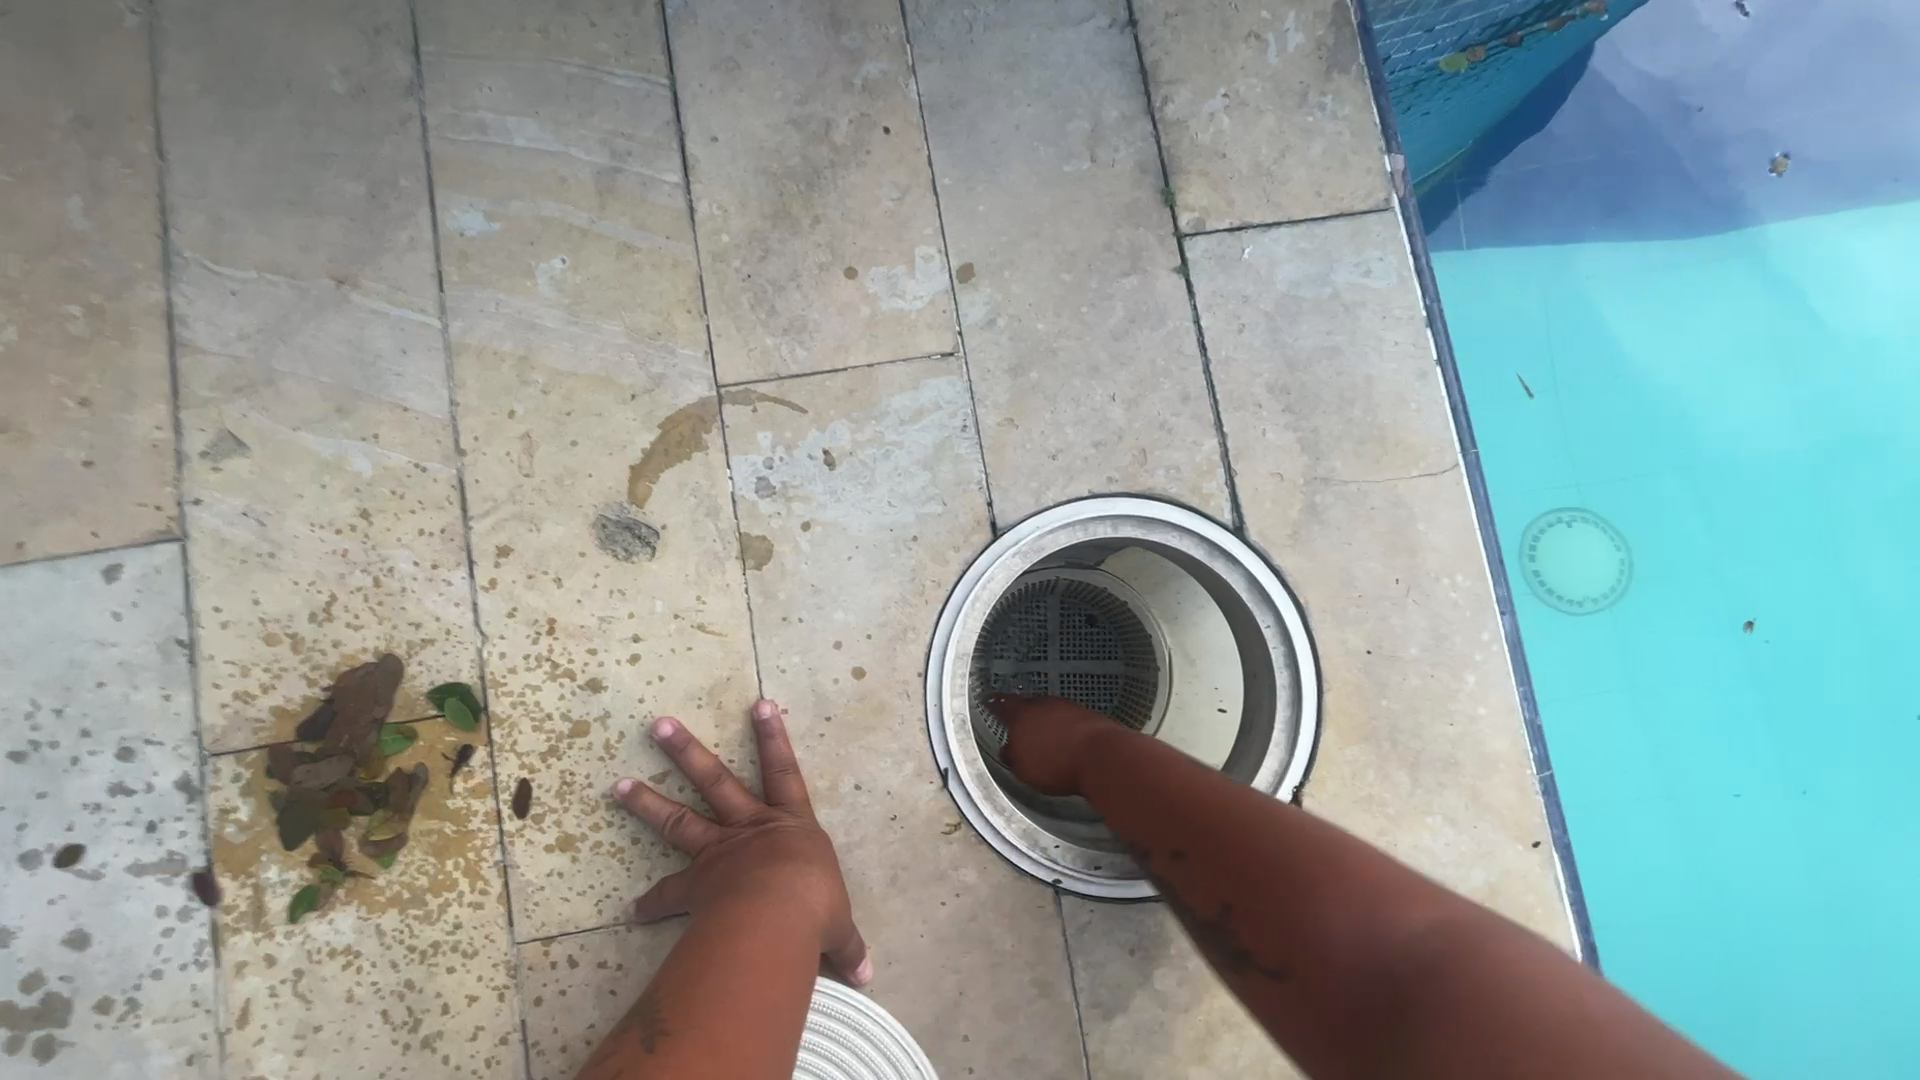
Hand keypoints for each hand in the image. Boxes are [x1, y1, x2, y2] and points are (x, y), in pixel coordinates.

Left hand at [613, 698, 870, 986]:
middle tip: (658, 724)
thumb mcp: (838, 926)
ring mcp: (720, 853)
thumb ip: (846, 945)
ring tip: (617, 785)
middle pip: (715, 780)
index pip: (784, 771)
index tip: (759, 703)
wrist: (779, 918)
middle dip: (687, 751)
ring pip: (679, 820)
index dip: (773, 737)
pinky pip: (669, 892)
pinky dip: (652, 901)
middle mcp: (752, 828)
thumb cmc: (816, 907)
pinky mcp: (696, 886)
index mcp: (792, 826)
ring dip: (647, 802)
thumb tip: (867, 975)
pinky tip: (633, 907)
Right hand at [988, 694, 1128, 796]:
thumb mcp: (1024, 768)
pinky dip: (1064, 728)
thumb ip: (1012, 756)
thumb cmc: (1057, 763)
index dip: (994, 704)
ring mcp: (1067, 708)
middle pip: (1027, 705)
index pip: (1002, 705)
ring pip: (1049, 711)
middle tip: (1017, 720)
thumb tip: (1008, 750)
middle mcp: (1043, 705)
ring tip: (1043, 736)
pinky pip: (1068, 720)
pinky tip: (1065, 742)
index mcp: (1021, 715)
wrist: (1100, 757)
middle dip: (1021, 713)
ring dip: (1045, 721)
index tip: (989, 700)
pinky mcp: (1087, 717)